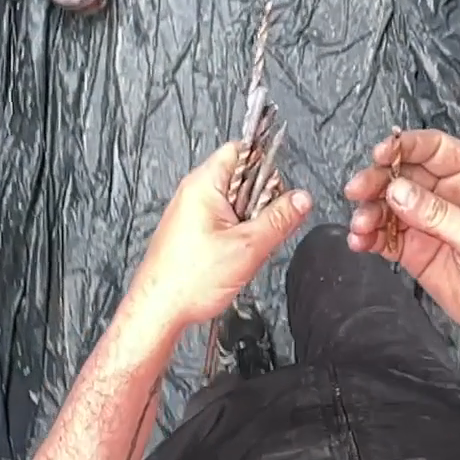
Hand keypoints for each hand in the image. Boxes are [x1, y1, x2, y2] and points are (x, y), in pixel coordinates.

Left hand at [119, 142, 313, 345]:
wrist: (159, 310)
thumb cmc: (187, 280)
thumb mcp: (247, 247)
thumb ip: (279, 220)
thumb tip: (301, 199)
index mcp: (204, 184)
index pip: (241, 149)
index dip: (265, 164)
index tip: (279, 188)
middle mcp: (194, 192)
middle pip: (241, 177)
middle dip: (260, 200)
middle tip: (261, 226)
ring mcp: (190, 211)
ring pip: (234, 202)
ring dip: (249, 221)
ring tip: (245, 246)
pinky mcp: (190, 230)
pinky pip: (222, 220)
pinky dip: (235, 233)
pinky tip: (234, 255)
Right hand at [343, 130, 459, 343]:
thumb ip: (439, 215)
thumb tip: (399, 191)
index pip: (436, 150)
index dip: (407, 146)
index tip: (381, 153)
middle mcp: (447, 197)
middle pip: (403, 175)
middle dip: (377, 180)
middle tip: (358, 191)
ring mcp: (428, 224)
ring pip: (388, 205)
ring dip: (369, 211)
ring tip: (360, 226)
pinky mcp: (415, 250)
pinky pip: (384, 236)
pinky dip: (368, 237)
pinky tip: (360, 242)